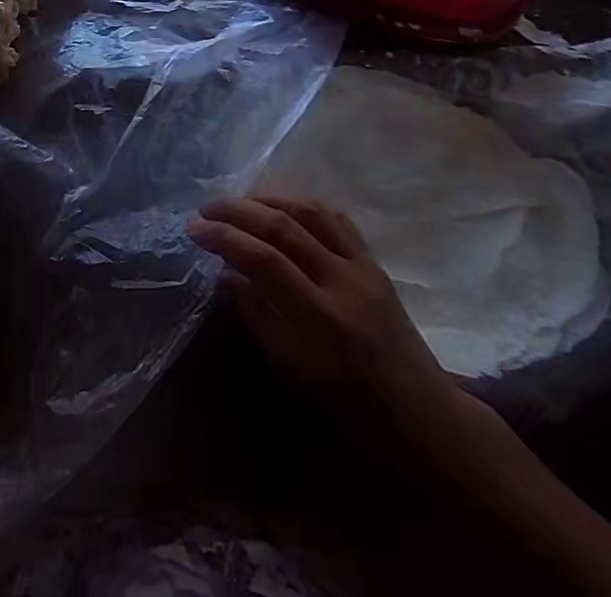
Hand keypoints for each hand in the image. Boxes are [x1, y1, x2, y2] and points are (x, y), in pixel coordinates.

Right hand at [187, 196, 465, 444]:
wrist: (417, 410)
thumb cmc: (343, 398)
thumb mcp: (287, 364)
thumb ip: (254, 312)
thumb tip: (223, 271)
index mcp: (320, 318)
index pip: (264, 260)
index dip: (224, 238)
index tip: (193, 229)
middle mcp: (344, 284)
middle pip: (284, 227)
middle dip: (236, 211)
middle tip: (204, 211)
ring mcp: (364, 268)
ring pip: (311, 212)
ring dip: (266, 200)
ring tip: (235, 205)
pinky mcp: (374, 262)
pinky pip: (335, 220)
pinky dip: (299, 205)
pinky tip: (276, 208)